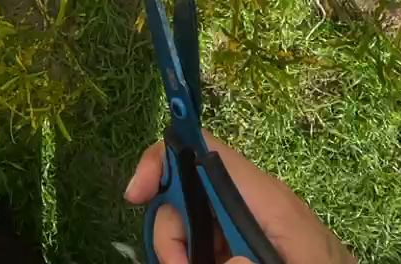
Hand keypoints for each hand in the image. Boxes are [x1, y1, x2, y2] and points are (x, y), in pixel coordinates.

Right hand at [124, 134, 353, 263]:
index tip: (136, 194)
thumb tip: (224, 258)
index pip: (203, 148)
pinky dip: (193, 256)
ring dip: (179, 250)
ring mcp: (247, 226)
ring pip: (189, 222)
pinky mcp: (245, 246)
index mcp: (264, 196)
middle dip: (169, 229)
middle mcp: (250, 202)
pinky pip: (205, 241)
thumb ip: (260, 263)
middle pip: (185, 191)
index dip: (162, 158)